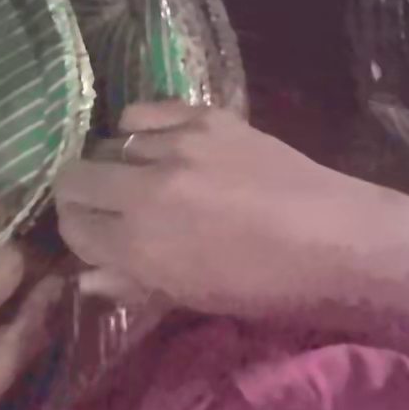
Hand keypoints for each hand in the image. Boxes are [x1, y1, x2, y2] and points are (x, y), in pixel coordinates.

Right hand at [55, 103, 408, 319]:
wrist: (336, 235)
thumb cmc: (266, 284)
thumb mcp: (191, 297)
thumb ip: (129, 282)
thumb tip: (83, 273)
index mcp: (141, 244)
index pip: (72, 226)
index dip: (75, 232)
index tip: (91, 235)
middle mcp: (148, 188)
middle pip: (76, 177)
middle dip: (81, 195)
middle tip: (106, 205)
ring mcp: (178, 144)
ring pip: (108, 142)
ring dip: (114, 162)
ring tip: (138, 174)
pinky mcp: (205, 116)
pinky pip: (145, 112)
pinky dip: (141, 130)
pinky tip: (160, 144)